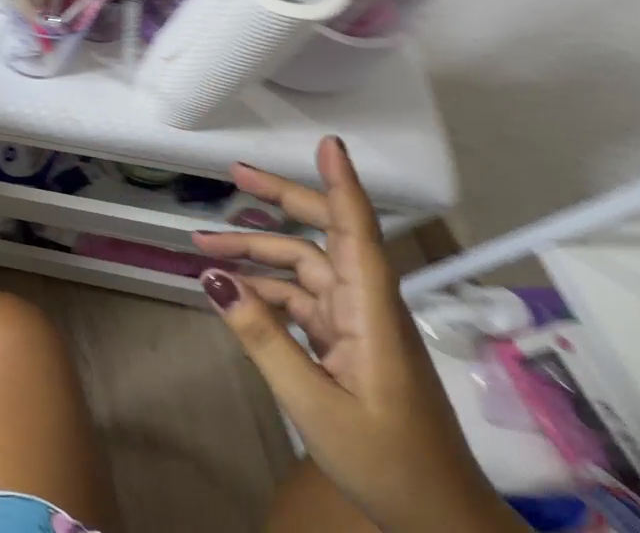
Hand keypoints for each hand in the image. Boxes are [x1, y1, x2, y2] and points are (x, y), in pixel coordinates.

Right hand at [192, 138, 524, 532]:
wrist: (438, 517)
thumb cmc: (387, 462)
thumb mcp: (313, 403)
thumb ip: (262, 338)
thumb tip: (213, 278)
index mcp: (372, 316)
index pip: (357, 235)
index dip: (342, 186)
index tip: (327, 144)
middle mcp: (366, 309)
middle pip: (323, 239)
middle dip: (282, 201)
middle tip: (232, 174)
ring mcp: (356, 328)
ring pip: (303, 270)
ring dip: (256, 254)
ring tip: (201, 246)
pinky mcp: (347, 347)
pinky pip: (299, 303)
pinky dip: (263, 291)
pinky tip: (230, 292)